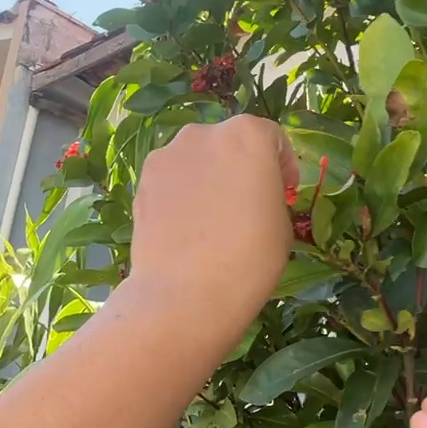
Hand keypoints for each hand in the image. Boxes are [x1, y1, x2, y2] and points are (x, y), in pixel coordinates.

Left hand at [124, 115, 298, 342]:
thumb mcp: (281, 225)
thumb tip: (253, 197)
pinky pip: (170, 182)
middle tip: (245, 205)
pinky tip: (185, 229)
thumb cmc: (249, 259)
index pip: (272, 139)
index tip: (285, 191)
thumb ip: (269, 196)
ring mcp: (167, 156)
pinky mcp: (142, 183)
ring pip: (195, 161)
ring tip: (210, 219)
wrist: (186, 294)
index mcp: (248, 136)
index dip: (282, 165)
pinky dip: (180, 196)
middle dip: (239, 168)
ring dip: (206, 179)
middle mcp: (203, 134)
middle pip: (228, 144)